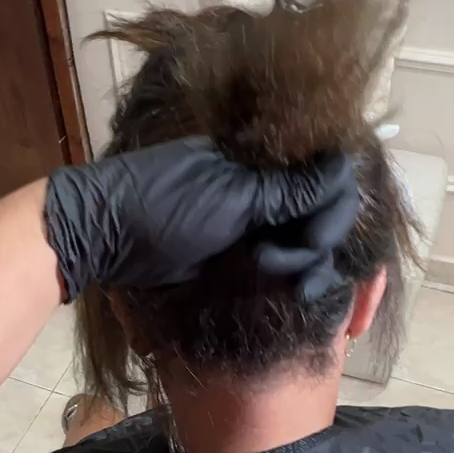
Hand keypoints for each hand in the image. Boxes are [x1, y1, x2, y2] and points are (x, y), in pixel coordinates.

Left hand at [42, 137, 361, 301]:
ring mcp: (253, 225)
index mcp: (262, 160)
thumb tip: (346, 165)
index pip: (323, 179)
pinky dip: (288, 278)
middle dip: (312, 241)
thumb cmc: (164, 204)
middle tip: (279, 257)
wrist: (107, 239)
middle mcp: (264, 191)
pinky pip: (279, 267)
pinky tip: (293, 291)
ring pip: (302, 247)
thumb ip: (290, 190)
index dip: (332, 208)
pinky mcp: (239, 258)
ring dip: (297, 263)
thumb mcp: (231, 196)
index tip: (319, 236)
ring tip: (262, 266)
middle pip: (318, 216)